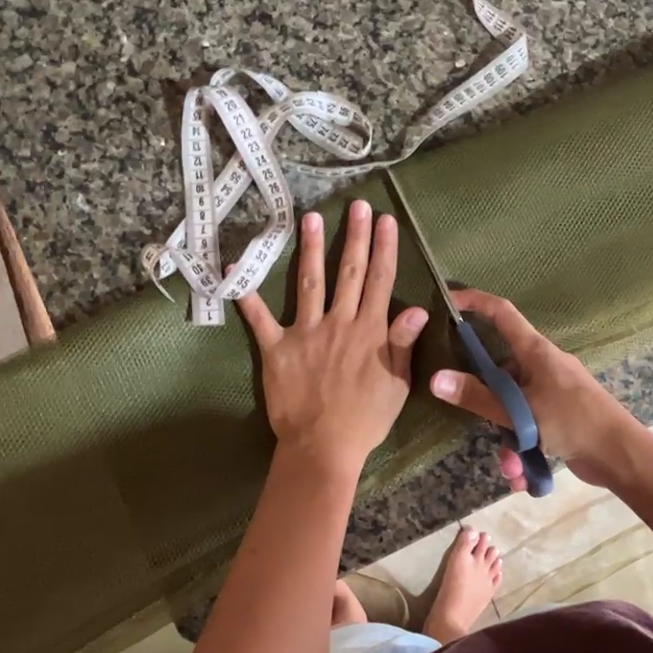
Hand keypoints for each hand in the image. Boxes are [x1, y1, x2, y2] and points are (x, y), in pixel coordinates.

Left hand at [238, 199, 429, 474]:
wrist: (323, 447)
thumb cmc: (366, 420)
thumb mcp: (397, 385)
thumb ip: (402, 344)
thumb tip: (416, 307)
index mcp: (370, 332)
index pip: (381, 281)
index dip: (384, 248)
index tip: (385, 220)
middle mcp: (339, 323)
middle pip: (349, 272)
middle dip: (355, 236)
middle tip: (358, 205)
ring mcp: (306, 333)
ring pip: (309, 282)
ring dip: (312, 248)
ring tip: (310, 217)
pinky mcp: (276, 348)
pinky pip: (259, 317)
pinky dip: (247, 294)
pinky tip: (236, 268)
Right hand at [427, 288, 641, 488]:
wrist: (620, 454)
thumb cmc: (572, 421)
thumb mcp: (518, 411)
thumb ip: (477, 397)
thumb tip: (436, 379)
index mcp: (535, 352)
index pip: (502, 314)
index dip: (475, 302)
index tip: (449, 300)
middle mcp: (542, 366)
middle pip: (500, 374)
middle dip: (489, 408)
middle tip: (480, 425)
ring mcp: (552, 392)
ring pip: (513, 409)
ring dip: (508, 441)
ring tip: (512, 467)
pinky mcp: (559, 416)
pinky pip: (530, 428)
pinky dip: (524, 451)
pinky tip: (524, 476)